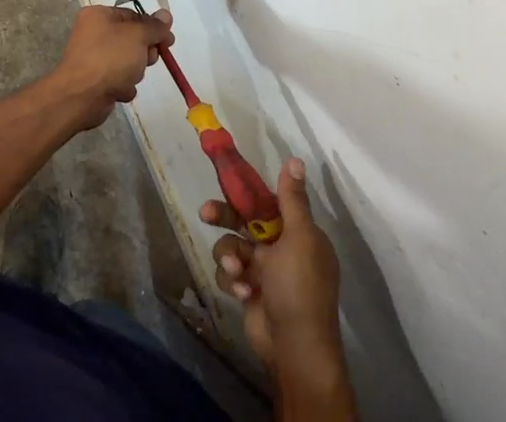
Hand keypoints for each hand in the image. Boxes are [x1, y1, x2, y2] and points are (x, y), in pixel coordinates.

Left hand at [47, 5, 172, 129]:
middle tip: (145, 60)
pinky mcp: (95, 79)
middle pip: (132, 40)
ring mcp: (93, 57)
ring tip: (128, 77)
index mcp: (98, 15)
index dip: (153, 28)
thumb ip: (154, 26)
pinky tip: (118, 89)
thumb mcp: (138, 36)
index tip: (168, 41)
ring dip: (135, 72)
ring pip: (128, 61)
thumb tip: (166, 14)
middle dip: (144, 53)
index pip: (134, 16)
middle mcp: (93, 33)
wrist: (82, 95)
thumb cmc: (110, 58)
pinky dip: (123, 85)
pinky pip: (119, 79)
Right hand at [200, 158, 346, 390]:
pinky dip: (233, 281)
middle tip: (205, 214)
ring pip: (230, 246)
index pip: (267, 201)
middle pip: (242, 220)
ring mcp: (264, 270)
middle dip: (223, 218)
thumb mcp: (299, 239)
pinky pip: (229, 273)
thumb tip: (295, 160)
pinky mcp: (249, 288)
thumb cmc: (300, 287)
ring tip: (237, 272)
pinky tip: (244, 293)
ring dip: (229, 257)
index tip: (223, 180)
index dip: (245, 192)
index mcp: (298, 233)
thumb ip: (291, 200)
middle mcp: (281, 248)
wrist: (294, 346)